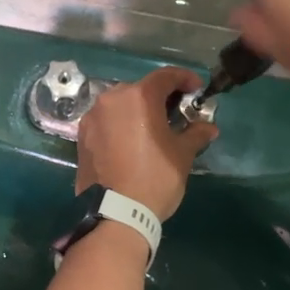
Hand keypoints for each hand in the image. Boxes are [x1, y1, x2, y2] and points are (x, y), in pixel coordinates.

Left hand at [75, 68, 218, 219]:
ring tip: (153, 129)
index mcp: (138, 97)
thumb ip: (195, 134)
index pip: (165, 76)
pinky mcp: (81, 137)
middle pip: (139, 89)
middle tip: (176, 112)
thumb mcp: (182, 154)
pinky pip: (106, 122)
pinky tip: (131, 141)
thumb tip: (208, 128)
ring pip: (120, 105)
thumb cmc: (155, 178)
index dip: (184, 78)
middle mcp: (111, 100)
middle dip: (159, 97)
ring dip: (137, 111)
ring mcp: (92, 118)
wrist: (115, 213)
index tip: (196, 89)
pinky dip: (120, 125)